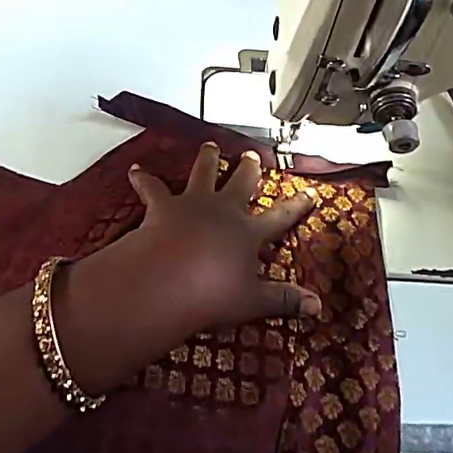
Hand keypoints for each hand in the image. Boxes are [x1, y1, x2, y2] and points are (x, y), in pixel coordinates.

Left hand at [55, 143, 318, 392]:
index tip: (308, 193)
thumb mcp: (254, 301)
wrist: (171, 277)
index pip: (279, 217)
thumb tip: (316, 306)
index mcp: (247, 232)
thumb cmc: (213, 291)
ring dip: (207, 158)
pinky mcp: (165, 205)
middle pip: (240, 182)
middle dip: (248, 169)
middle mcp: (223, 209)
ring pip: (204, 172)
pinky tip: (136, 170)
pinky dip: (144, 178)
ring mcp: (194, 203)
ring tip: (210, 145)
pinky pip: (153, 187)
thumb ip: (284, 299)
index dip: (296, 206)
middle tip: (253, 155)